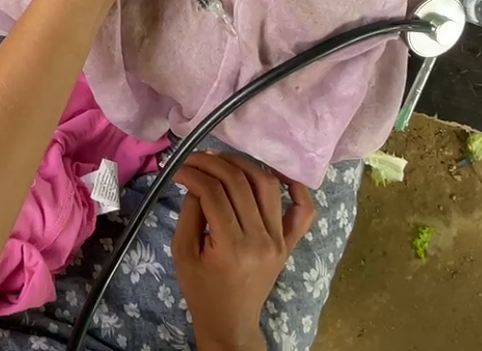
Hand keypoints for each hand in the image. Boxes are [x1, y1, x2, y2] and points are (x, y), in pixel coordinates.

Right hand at [171, 152, 317, 350]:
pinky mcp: (289, 243)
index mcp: (232, 248)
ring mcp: (280, 240)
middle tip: (193, 158)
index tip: (177, 169)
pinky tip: (275, 170)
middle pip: (239, 182)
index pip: (213, 193)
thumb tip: (196, 178)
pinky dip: (296, 186)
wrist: (230, 322)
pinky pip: (304, 211)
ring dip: (243, 163)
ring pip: (267, 185)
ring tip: (221, 159)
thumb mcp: (182, 251)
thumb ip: (189, 211)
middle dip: (212, 162)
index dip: (193, 173)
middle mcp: (261, 240)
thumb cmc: (201, 289)